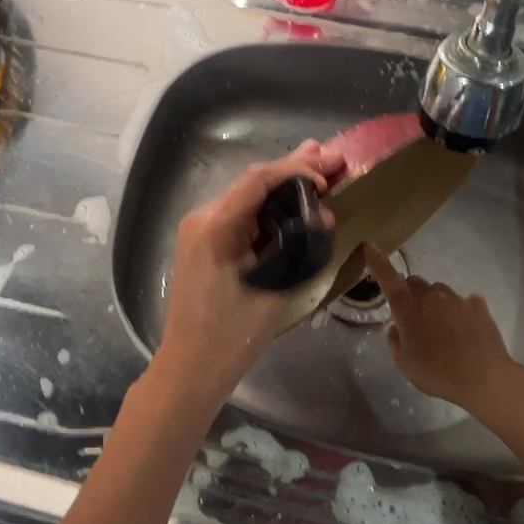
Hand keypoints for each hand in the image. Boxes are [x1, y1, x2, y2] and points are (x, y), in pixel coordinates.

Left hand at [151, 140, 344, 404]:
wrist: (191, 367)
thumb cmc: (232, 334)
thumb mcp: (273, 287)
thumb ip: (297, 245)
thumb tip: (321, 216)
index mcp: (214, 226)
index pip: (258, 181)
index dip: (295, 171)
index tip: (328, 175)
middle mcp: (203, 217)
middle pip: (253, 182)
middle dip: (294, 169)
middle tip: (331, 156)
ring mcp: (201, 228)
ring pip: (248, 196)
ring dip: (283, 185)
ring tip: (321, 169)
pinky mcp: (205, 242)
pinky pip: (241, 214)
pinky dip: (269, 206)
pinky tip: (296, 199)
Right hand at [365, 247, 522, 409]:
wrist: (484, 378)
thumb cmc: (437, 372)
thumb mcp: (405, 364)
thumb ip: (396, 341)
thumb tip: (398, 328)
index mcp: (408, 307)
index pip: (388, 278)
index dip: (377, 261)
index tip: (370, 245)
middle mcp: (431, 296)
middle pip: (415, 283)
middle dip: (411, 294)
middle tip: (414, 319)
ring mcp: (457, 299)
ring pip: (440, 292)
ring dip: (436, 303)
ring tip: (443, 329)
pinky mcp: (479, 307)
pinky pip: (465, 302)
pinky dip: (461, 312)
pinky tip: (465, 331)